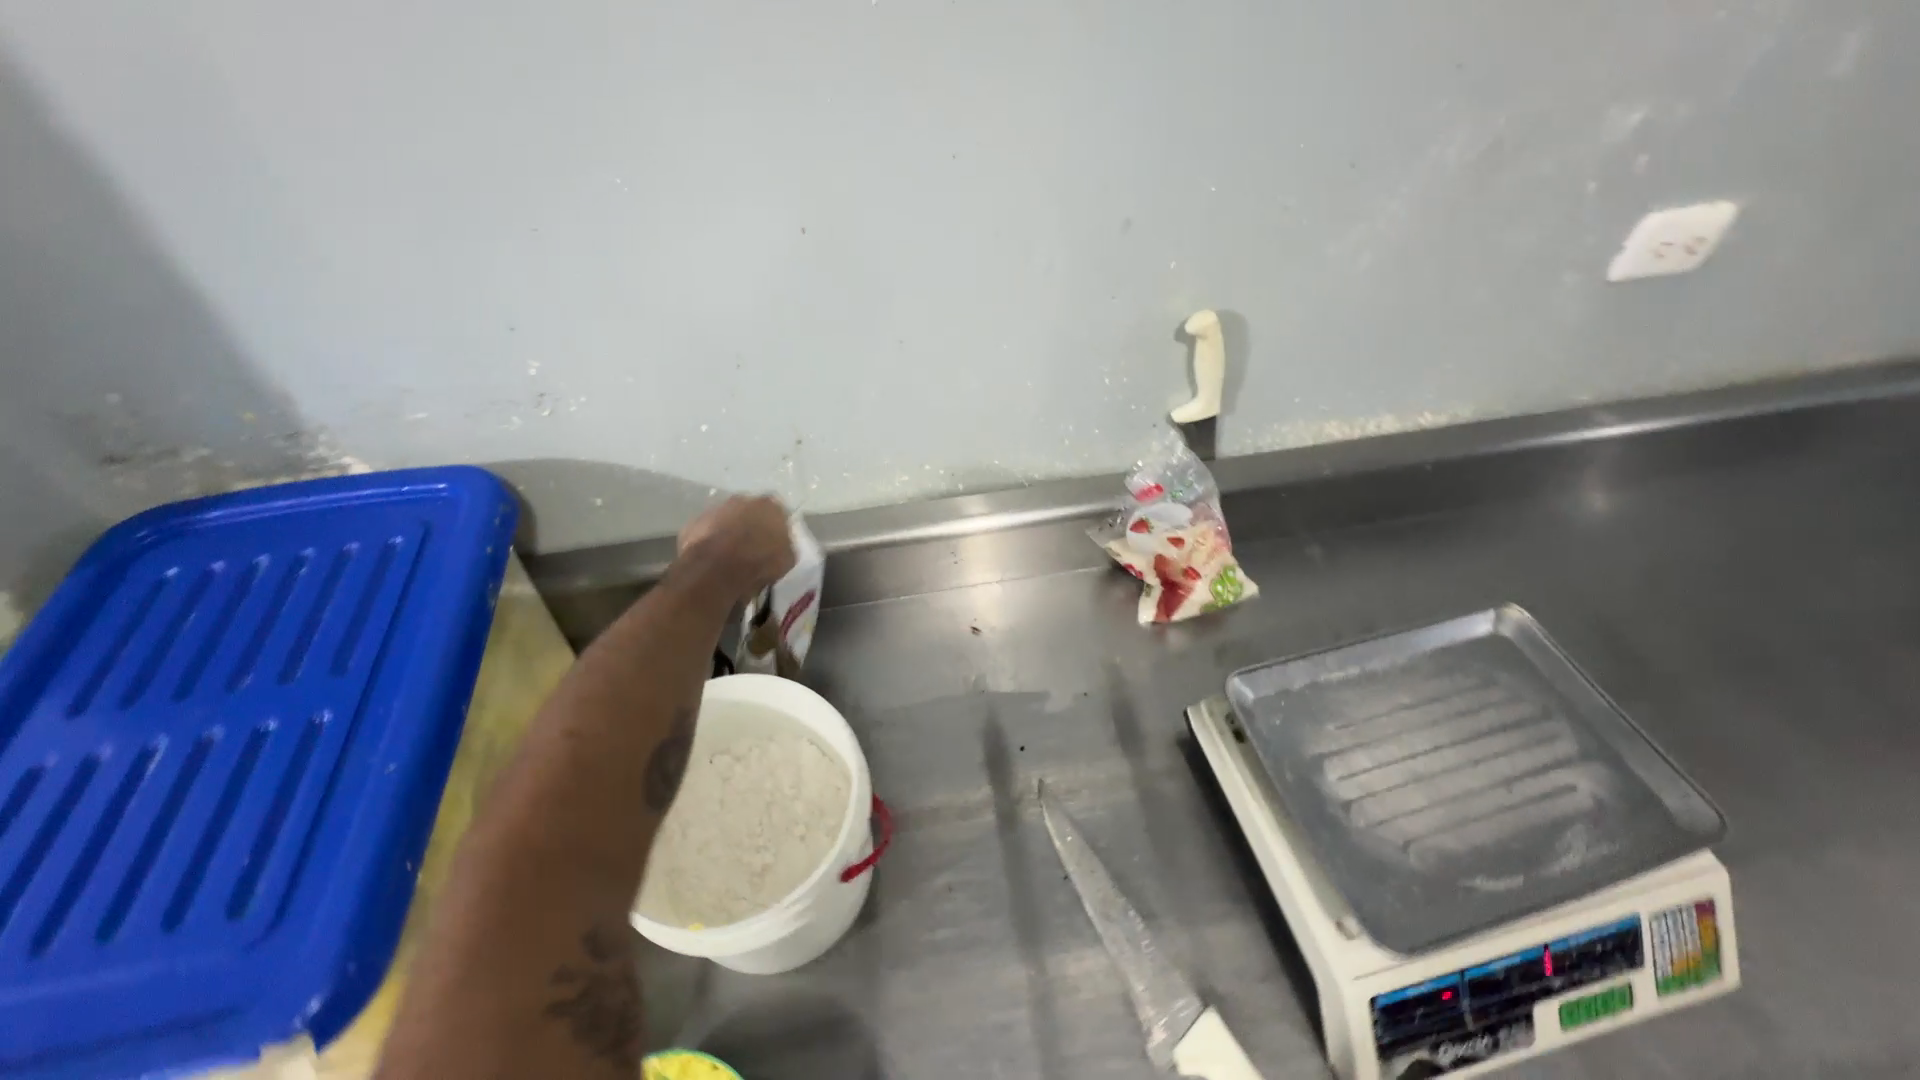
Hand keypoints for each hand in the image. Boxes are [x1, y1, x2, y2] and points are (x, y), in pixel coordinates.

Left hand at [675, 495, 796, 602]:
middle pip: (750, 512)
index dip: (776, 530)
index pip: (779, 514)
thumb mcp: (787, 559)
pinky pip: (707, 532)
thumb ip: (784, 546)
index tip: (774, 545)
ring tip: (730, 557)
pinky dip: (710, 542)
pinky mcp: (694, 523)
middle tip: (752, 549)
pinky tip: (713, 560)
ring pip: (726, 520)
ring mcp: (716, 509)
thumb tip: (779, 546)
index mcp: (771, 505)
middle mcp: (743, 499)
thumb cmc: (759, 562)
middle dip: (751, 527)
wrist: (718, 569)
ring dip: (729, 532)